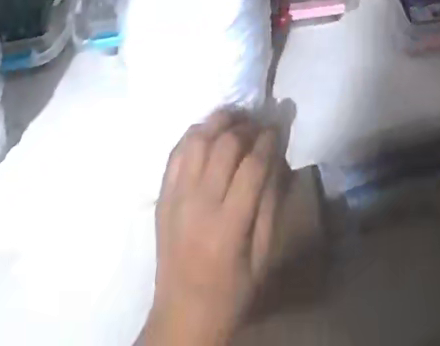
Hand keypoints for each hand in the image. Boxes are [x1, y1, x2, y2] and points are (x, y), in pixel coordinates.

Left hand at [143, 111, 281, 345]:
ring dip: (218, 123)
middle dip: (246, 127)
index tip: (278, 129)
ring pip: (196, 142)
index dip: (269, 139)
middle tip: (259, 124)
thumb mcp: (263, 253)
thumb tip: (277, 156)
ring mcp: (175, 201)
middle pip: (223, 146)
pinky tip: (209, 133)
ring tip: (235, 119)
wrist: (181, 320)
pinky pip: (175, 154)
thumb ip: (270, 201)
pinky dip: (193, 136)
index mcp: (229, 226)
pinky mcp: (161, 200)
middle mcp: (198, 207)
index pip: (252, 165)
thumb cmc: (232, 291)